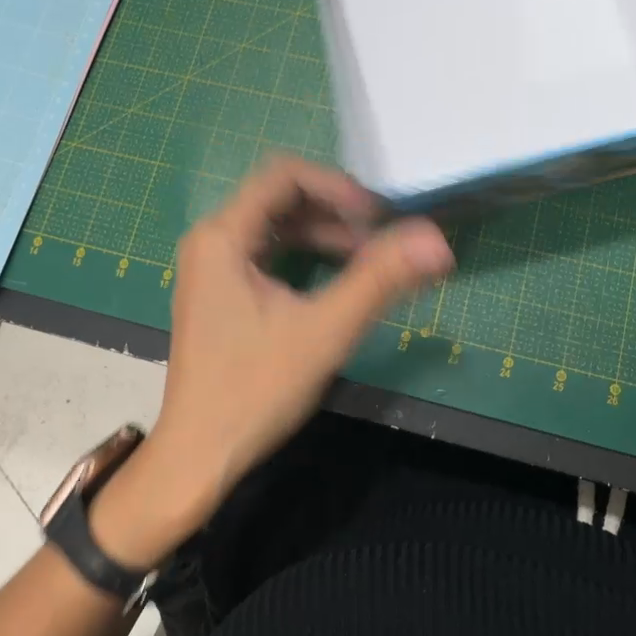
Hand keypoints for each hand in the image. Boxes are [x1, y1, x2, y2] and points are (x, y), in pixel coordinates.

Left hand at [112, 156, 452, 548]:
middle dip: (336, 212)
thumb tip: (437, 240)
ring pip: (278, 227)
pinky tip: (339, 280)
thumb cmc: (253, 391)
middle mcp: (212, 241)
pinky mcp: (223, 292)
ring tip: (370, 262)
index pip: (284, 176)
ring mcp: (214, 267)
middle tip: (382, 239)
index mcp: (222, 237)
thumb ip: (380, 280)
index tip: (378, 217)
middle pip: (282, 198)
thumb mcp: (324, 331)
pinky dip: (307, 257)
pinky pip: (270, 254)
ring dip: (326, 235)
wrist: (198, 459)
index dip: (337, 186)